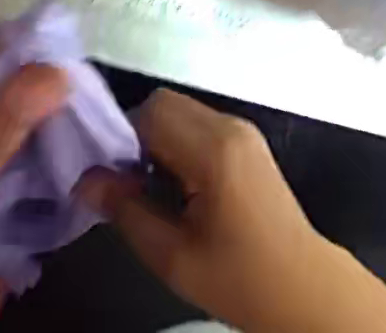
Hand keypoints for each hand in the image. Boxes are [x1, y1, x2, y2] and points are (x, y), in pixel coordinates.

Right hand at [78, 90, 385, 332]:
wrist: (300, 283)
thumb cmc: (237, 277)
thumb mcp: (171, 256)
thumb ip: (126, 211)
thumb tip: (86, 181)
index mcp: (214, 149)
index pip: (152, 111)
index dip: (121, 136)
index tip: (108, 173)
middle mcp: (231, 126)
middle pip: (167, 102)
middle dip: (137, 133)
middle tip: (128, 181)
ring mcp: (243, 129)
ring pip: (183, 109)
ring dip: (159, 137)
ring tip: (151, 186)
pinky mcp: (248, 138)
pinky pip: (201, 121)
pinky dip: (179, 141)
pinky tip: (177, 183)